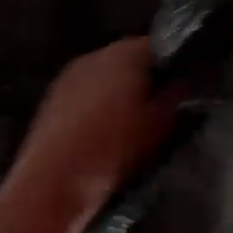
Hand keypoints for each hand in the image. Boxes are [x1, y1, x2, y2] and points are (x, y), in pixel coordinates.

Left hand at [7, 37, 178, 212]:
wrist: (51, 186)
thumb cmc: (113, 149)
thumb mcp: (159, 125)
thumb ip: (174, 97)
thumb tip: (182, 82)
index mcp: (126, 53)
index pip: (159, 46)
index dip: (172, 64)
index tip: (181, 84)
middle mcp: (96, 55)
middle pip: (129, 58)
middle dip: (143, 76)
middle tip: (158, 103)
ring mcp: (69, 76)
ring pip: (104, 75)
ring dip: (117, 89)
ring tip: (129, 119)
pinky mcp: (50, 99)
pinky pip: (84, 92)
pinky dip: (95, 104)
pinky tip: (101, 130)